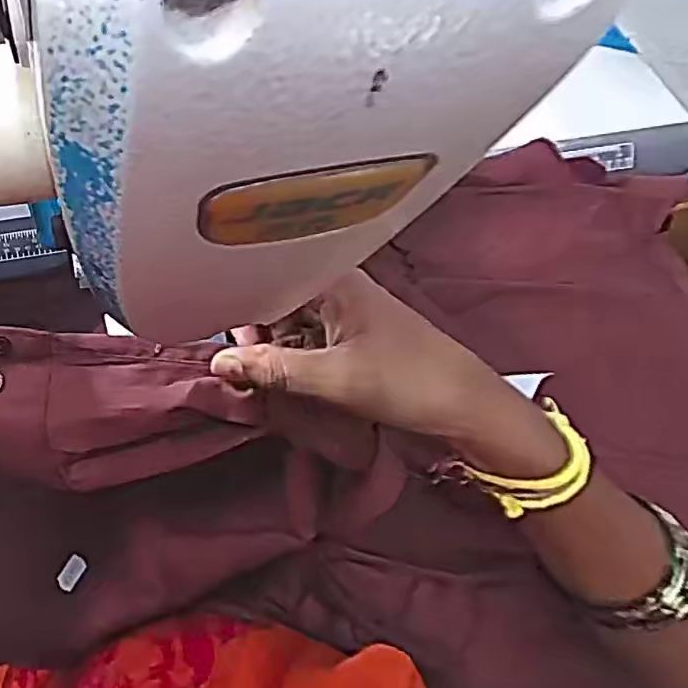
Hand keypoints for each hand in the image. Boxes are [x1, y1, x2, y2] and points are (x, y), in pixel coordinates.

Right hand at [213, 271, 544, 453]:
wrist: (470, 409)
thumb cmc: (409, 381)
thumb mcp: (334, 377)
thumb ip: (272, 368)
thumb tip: (217, 363)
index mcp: (332, 277)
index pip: (266, 278)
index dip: (238, 305)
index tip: (221, 338)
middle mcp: (333, 285)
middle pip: (272, 299)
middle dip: (252, 333)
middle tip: (242, 368)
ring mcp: (341, 309)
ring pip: (285, 320)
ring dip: (269, 348)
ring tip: (257, 376)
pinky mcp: (347, 334)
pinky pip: (302, 337)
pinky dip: (287, 356)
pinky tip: (278, 377)